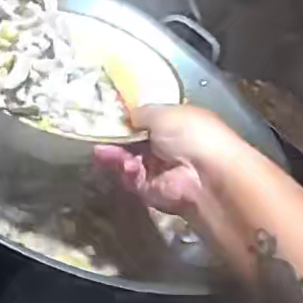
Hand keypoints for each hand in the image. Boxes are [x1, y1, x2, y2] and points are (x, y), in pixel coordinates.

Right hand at [94, 104, 241, 215]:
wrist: (206, 174)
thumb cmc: (191, 134)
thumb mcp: (163, 113)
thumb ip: (141, 112)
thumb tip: (129, 114)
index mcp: (177, 123)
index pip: (148, 120)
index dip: (129, 117)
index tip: (109, 113)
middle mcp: (168, 146)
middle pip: (134, 141)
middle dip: (116, 137)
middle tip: (97, 132)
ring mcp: (159, 169)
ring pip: (128, 160)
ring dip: (114, 154)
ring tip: (100, 149)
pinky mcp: (149, 190)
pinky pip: (131, 178)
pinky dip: (123, 169)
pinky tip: (117, 162)